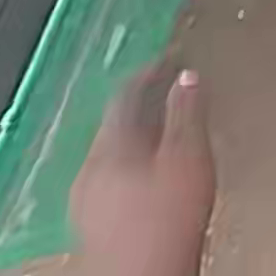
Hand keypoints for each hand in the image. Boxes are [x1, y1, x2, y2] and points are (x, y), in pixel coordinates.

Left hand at [71, 64, 216, 275]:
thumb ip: (187, 110)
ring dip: (144, 125)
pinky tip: (159, 159)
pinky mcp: (95, 218)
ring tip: (174, 117)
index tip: (175, 56)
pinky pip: (115, 168)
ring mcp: (88, 198)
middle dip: (148, 98)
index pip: (125, 95)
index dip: (150, 71)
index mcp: (110, 148)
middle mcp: (90, 169)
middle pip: (118, 120)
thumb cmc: (170, 213)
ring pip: (116, 145)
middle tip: (177, 83)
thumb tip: (187, 76)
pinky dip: (138, 150)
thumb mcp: (188, 152)